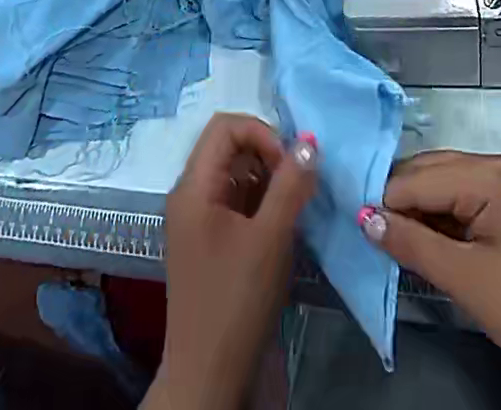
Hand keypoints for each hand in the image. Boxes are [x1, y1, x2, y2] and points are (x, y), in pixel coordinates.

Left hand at [145, 113, 316, 409]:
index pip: (225, 127)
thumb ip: (291, 184)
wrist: (209, 374)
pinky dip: (264, 200)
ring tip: (295, 204)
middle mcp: (191, 194)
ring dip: (270, 178)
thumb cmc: (236, 300)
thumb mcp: (270, 237)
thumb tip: (309, 142)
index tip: (290, 164)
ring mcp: (200, 218)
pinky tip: (285, 223)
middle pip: (230, 147)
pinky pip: (238, 200)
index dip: (261, 133)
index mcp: (193, 186)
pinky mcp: (212, 239)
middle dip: (269, 154)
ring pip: (237, 173)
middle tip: (298, 183)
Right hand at [361, 151, 500, 409]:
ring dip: (418, 212)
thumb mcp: (467, 280)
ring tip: (389, 243)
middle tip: (364, 235)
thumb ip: (411, 244)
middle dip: (397, 202)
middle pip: (429, 172)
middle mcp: (500, 166)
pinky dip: (442, 220)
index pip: (416, 178)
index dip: (381, 203)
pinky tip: (424, 243)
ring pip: (445, 185)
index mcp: (490, 174)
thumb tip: (364, 218)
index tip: (350, 226)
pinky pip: (465, 200)